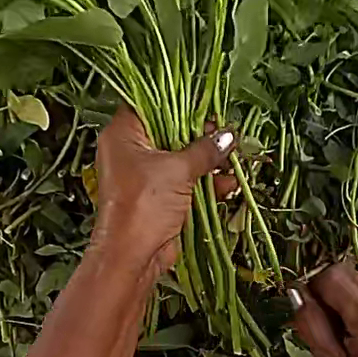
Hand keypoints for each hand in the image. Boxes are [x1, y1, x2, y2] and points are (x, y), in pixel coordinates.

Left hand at [89, 106, 235, 273]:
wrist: (133, 254)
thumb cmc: (144, 204)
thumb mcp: (178, 169)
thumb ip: (204, 150)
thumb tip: (227, 136)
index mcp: (124, 134)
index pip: (151, 104)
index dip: (180, 102)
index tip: (206, 107)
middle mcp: (132, 151)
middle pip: (171, 132)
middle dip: (201, 136)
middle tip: (225, 135)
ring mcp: (146, 176)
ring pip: (181, 159)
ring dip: (208, 162)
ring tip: (233, 160)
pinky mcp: (160, 197)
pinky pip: (185, 183)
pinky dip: (205, 183)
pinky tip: (228, 184)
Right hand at [290, 260, 357, 356]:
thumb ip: (311, 324)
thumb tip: (295, 293)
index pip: (332, 277)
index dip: (313, 291)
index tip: (311, 315)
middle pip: (344, 273)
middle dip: (327, 293)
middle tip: (326, 326)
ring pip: (355, 281)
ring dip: (341, 300)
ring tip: (343, 334)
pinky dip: (355, 306)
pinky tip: (356, 333)